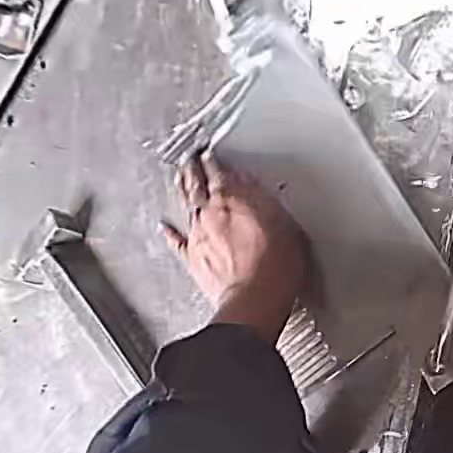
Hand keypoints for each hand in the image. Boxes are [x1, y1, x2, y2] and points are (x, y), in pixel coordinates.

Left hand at [162, 153, 307, 342]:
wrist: (256, 298)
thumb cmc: (275, 267)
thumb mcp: (287, 225)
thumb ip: (267, 204)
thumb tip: (260, 193)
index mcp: (232, 198)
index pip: (218, 170)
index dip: (213, 160)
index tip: (212, 154)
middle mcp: (210, 212)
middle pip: (195, 182)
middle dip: (193, 169)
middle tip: (192, 160)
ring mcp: (199, 235)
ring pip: (186, 205)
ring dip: (183, 190)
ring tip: (182, 179)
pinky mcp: (194, 259)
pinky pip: (177, 242)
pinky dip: (170, 233)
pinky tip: (165, 227)